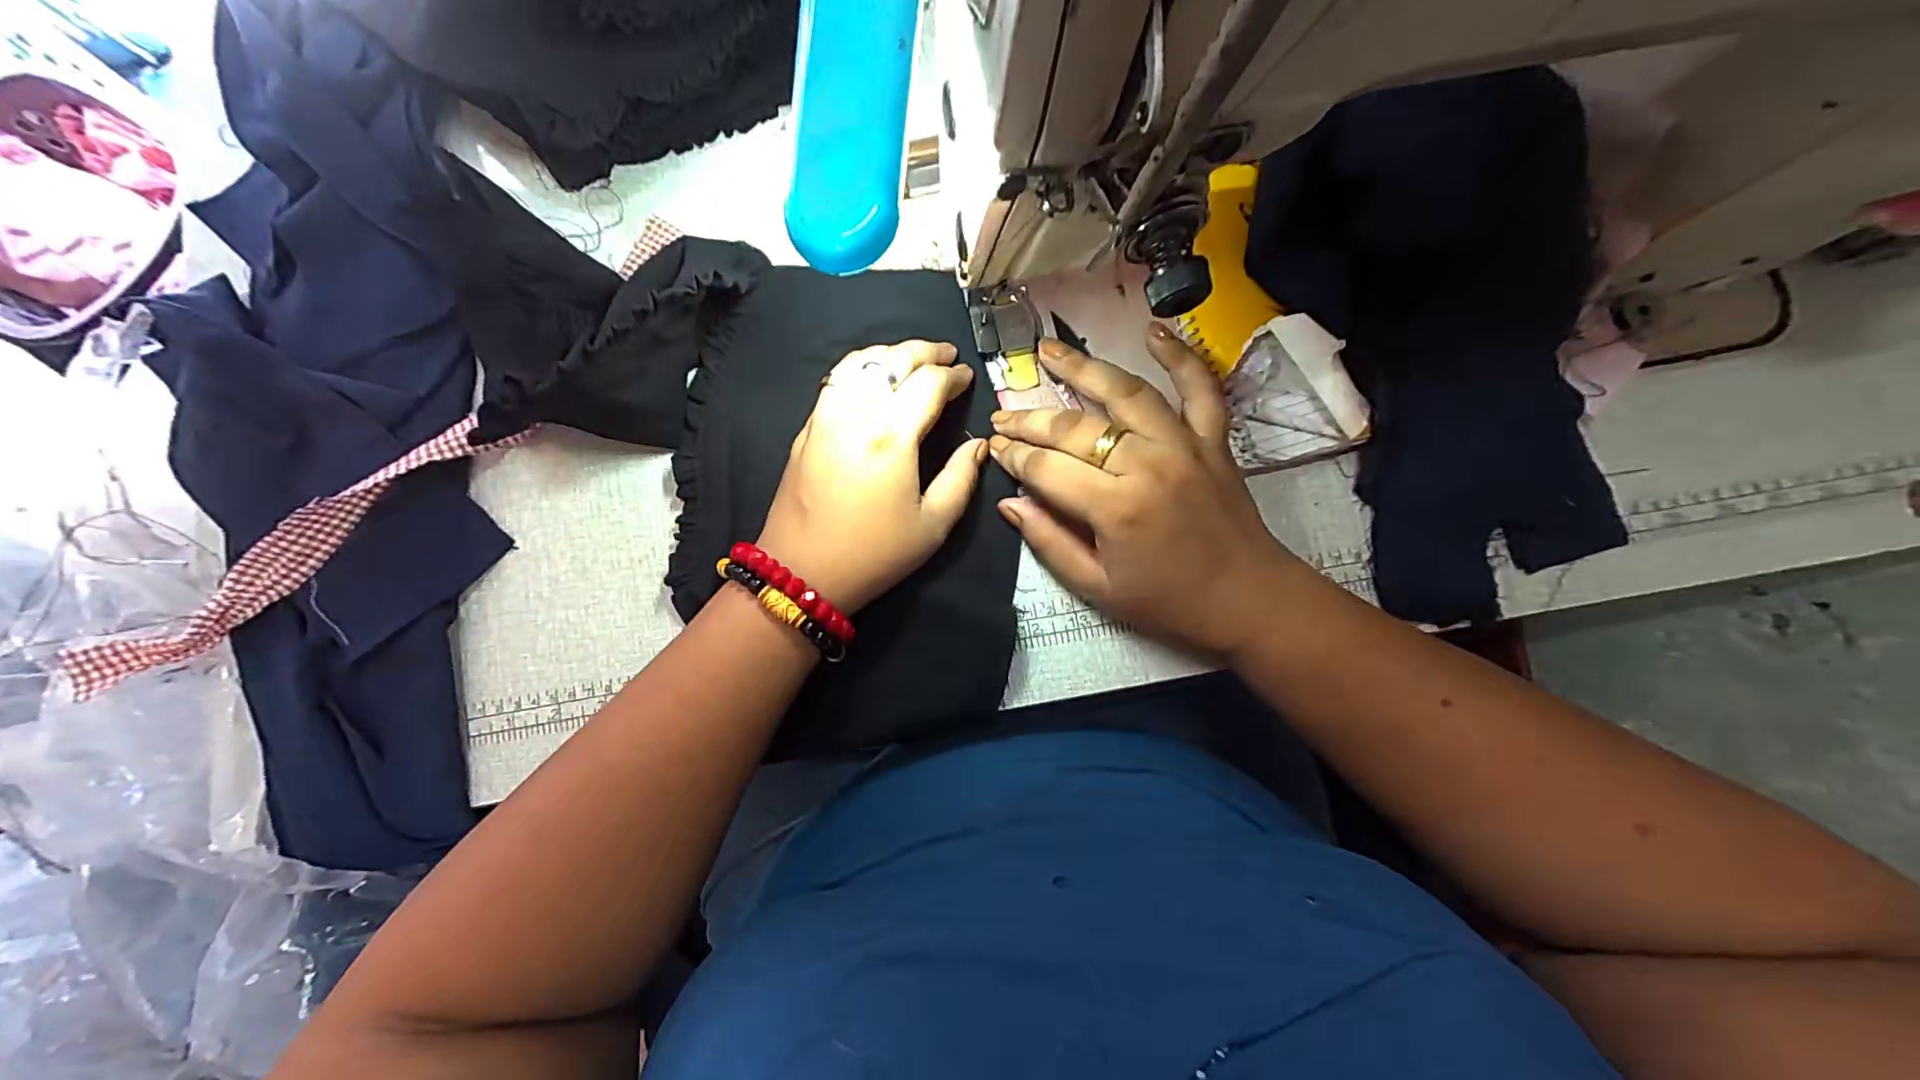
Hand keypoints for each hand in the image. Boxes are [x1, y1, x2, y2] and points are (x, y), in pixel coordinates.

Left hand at [757, 340, 986, 612]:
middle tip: (945, 355)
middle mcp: (856, 415)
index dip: (952, 375)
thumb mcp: (933, 526)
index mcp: (892, 437)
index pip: (927, 383)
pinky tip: (872, 376)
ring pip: (859, 363)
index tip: (966, 377)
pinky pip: (836, 381)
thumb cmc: (874, 554)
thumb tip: (978, 445)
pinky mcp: (807, 429)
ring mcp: (826, 418)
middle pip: (892, 360)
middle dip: (923, 351)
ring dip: (890, 353)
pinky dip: (860, 367)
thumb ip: (962, 478)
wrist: (802, 572)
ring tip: (911, 359)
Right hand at [988, 325, 1302, 655]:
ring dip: (1085, 369)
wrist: (1247, 599)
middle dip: (1031, 421)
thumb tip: (1009, 503)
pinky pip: (1199, 390)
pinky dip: (1180, 358)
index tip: (993, 446)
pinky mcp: (1213, 441)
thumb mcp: (1097, 589)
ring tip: (1050, 349)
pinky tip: (1155, 332)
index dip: (1014, 456)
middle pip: (1076, 429)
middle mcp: (1147, 464)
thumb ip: (1049, 542)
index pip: (1047, 468)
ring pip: (1126, 394)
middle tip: (1003, 413)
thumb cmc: (1167, 601)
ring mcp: (1184, 445)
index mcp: (1115, 508)